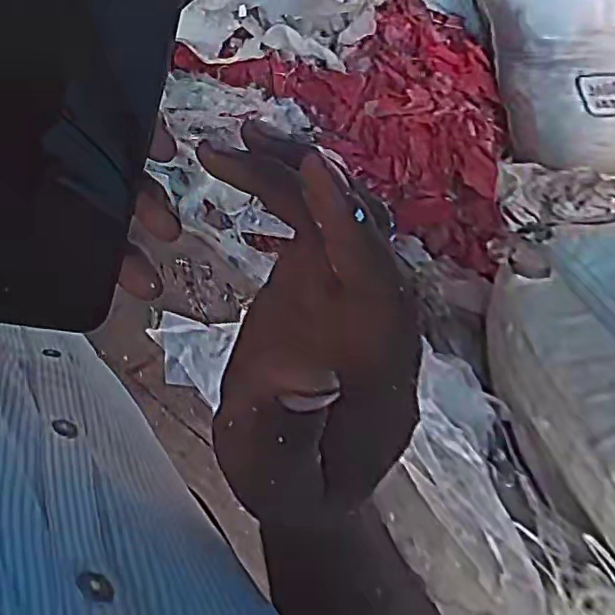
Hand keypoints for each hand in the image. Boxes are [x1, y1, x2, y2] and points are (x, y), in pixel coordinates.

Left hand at [0, 66, 180, 309]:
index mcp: (18, 124)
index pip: (81, 108)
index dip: (124, 117)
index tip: (156, 137)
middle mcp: (40, 155)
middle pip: (107, 158)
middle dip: (144, 179)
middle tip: (160, 208)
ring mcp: (47, 198)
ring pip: (109, 201)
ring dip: (142, 220)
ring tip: (155, 250)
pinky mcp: (47, 239)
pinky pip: (95, 246)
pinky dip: (121, 261)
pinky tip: (136, 281)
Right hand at [203, 122, 420, 529]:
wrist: (299, 478)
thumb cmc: (288, 478)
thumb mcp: (275, 469)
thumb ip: (286, 431)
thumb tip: (304, 375)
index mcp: (378, 360)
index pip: (374, 279)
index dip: (345, 221)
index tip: (313, 169)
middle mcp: (374, 314)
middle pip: (357, 228)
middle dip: (309, 175)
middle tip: (249, 136)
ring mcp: (347, 292)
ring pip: (332, 215)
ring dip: (289, 171)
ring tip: (236, 140)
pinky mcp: (318, 281)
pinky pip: (306, 222)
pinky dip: (277, 190)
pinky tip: (241, 169)